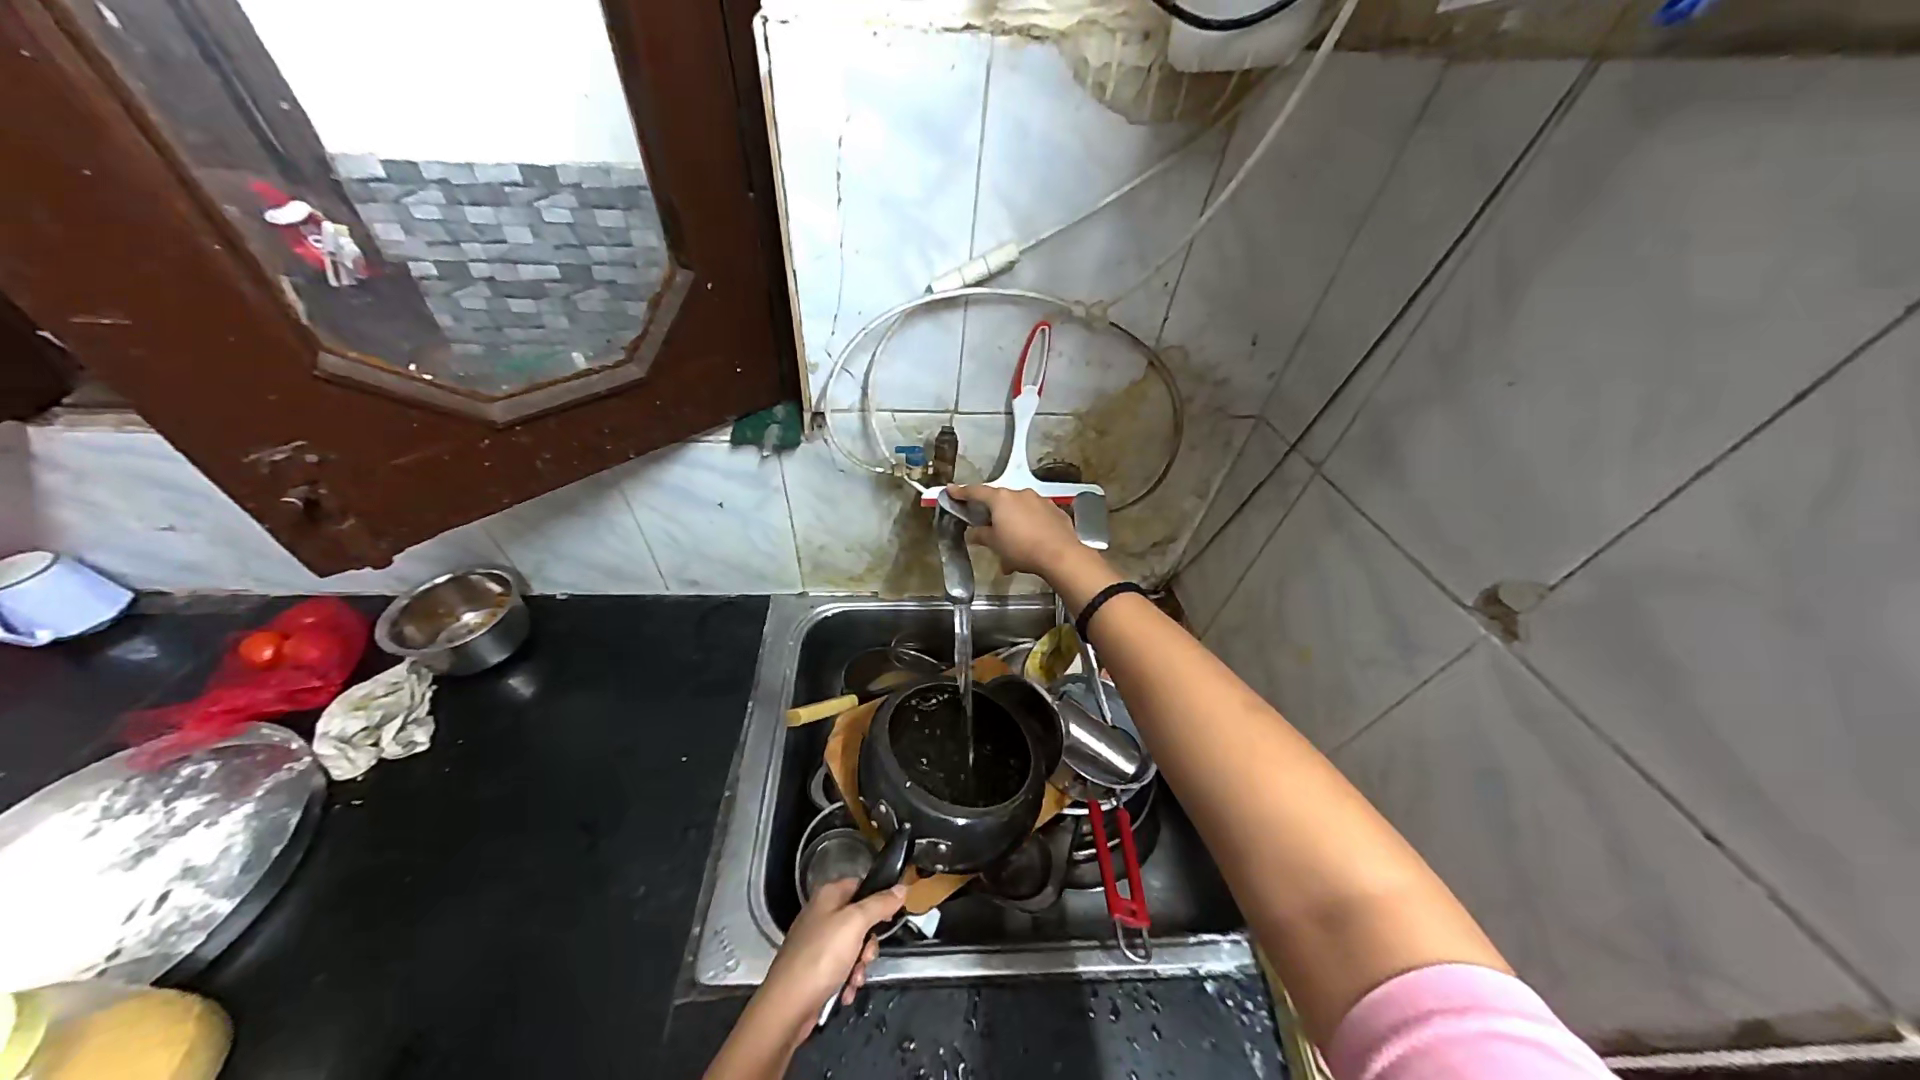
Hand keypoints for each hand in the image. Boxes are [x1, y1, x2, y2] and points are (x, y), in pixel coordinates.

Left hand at [757, 878, 905, 1043]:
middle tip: (865, 957)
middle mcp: (821, 915)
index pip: (861, 885)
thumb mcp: (856, 923)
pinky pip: (841, 967)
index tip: (889, 919)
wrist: (787, 1006)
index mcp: (828, 896)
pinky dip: (847, 979)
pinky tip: (845, 991)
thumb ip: (880, 904)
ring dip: (859, 966)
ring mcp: (816, 942)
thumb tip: (901, 888)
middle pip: (860, 920)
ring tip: (854, 980)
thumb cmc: (822, 957)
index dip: (878, 900)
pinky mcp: (814, 968)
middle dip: (868, 943)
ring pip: (853, 947)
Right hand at [946, 484, 1083, 577]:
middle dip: (994, 516)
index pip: (976, 492)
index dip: (962, 492)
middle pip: (1001, 501)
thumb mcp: (995, 544)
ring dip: (1014, 525)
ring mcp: (1040, 501)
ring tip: (1013, 549)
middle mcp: (1021, 494)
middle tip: (989, 532)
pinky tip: (1031, 545)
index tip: (952, 490)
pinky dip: (1030, 527)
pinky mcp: (1056, 511)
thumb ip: (981, 535)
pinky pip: (1036, 517)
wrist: (1060, 555)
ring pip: (1020, 511)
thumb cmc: (1021, 548)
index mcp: (1001, 499)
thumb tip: (972, 533)